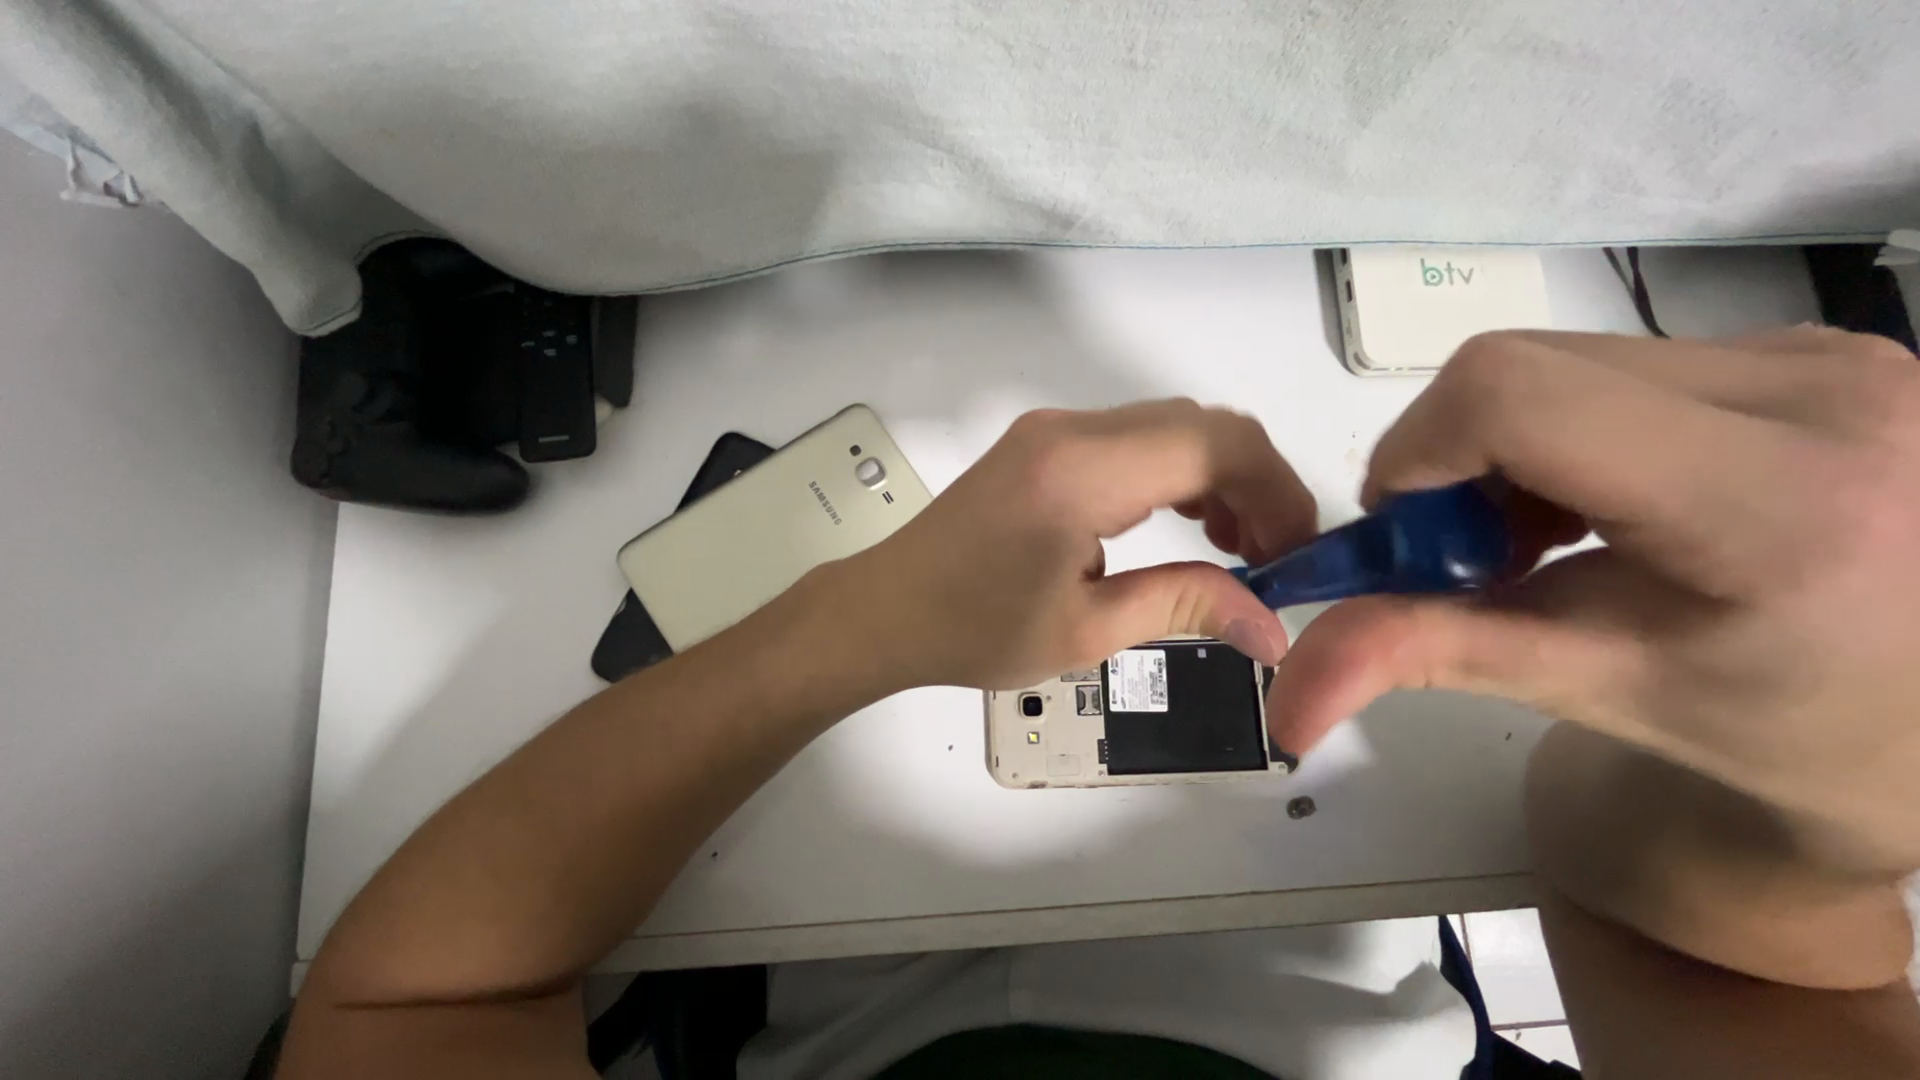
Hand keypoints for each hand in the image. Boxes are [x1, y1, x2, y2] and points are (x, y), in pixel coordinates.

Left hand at [835, 400, 1316, 691]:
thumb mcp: (1086, 631)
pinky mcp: (1043, 444)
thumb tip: (1272, 626)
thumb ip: (1184, 607)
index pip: (1215, 443)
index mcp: (1082, 470)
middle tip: (1274, 556)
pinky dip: (1175, 471)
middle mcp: (1070, 430)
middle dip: (1255, 482)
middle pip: (1199, 424)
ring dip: (1218, 474)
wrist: (885, 610)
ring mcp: (1053, 430)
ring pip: (1169, 426)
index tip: (1299, 552)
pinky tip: (1187, 523)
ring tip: (1237, 546)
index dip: (1277, 490)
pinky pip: (1132, 439)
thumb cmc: (974, 630)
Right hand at [1264, 327, 1919, 985]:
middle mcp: (1815, 391)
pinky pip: (1608, 362)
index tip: (1408, 537)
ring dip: (1501, 450)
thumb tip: (1283, 697)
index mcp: (1773, 502)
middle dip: (1450, 462)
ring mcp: (1821, 354)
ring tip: (1545, 536)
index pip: (1514, 398)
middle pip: (1517, 370)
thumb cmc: (1772, 730)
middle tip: (1475, 554)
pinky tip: (1602, 504)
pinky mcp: (1808, 346)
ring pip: (1553, 360)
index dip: (1415, 454)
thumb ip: (1421, 659)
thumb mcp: (1588, 689)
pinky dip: (1557, 433)